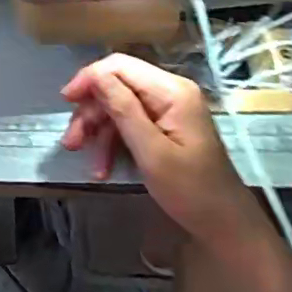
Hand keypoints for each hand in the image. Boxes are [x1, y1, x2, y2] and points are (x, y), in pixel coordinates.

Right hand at [60, 54, 269, 249]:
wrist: (225, 226)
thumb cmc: (191, 191)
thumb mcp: (152, 152)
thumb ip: (123, 110)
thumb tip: (95, 75)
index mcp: (172, 91)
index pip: (121, 66)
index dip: (90, 78)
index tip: (66, 101)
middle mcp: (171, 91)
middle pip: (117, 85)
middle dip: (92, 111)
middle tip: (72, 142)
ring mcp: (169, 108)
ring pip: (120, 105)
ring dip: (99, 129)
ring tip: (82, 157)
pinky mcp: (166, 125)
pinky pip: (131, 122)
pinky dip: (113, 141)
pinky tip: (103, 167)